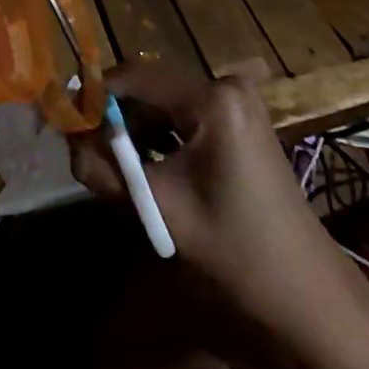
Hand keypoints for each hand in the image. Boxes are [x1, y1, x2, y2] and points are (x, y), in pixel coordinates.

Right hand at [71, 65, 362, 327]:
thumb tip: (65, 136)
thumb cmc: (232, 245)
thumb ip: (100, 165)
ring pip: (160, 100)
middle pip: (146, 87)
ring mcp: (236, 101)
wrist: (303, 292)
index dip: (93, 97)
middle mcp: (225, 86)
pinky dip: (157, 134)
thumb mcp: (155, 204)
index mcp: (211, 99)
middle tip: (87, 148)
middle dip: (113, 117)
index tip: (66, 122)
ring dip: (133, 128)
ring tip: (113, 163)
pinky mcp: (239, 118)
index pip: (131, 77)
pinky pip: (181, 112)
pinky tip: (145, 165)